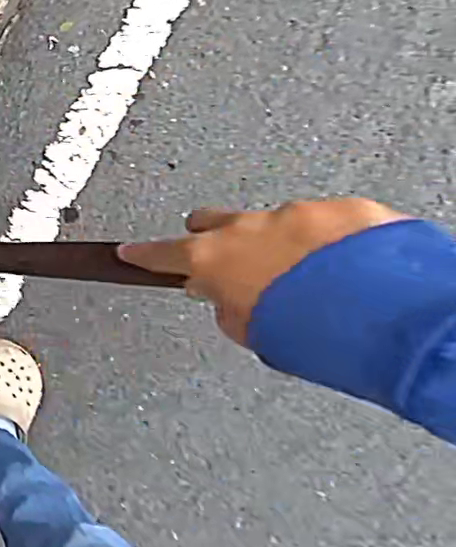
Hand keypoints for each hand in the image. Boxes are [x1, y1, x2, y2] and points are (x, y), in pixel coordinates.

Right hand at [117, 199, 406, 342]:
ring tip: (324, 275)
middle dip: (218, 238)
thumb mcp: (257, 335)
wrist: (416, 323)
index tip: (129, 253)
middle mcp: (242, 230)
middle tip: (241, 261)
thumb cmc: (334, 335)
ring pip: (275, 220)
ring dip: (289, 242)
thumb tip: (227, 300)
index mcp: (208, 259)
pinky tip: (364, 265)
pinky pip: (335, 219)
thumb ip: (227, 309)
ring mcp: (295, 216)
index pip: (156, 253)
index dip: (140, 255)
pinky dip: (343, 240)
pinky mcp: (350, 211)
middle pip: (211, 223)